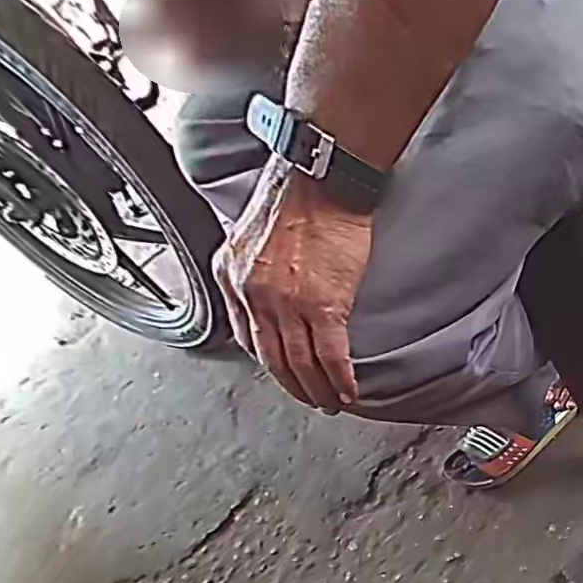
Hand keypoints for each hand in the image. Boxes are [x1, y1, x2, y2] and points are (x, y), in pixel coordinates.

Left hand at [216, 159, 371, 410]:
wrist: (323, 180)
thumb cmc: (298, 200)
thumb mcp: (255, 235)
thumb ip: (254, 271)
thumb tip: (272, 297)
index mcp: (232, 275)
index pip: (248, 338)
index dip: (271, 366)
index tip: (288, 378)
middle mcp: (253, 292)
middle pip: (273, 359)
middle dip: (295, 388)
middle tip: (313, 401)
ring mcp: (286, 301)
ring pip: (300, 364)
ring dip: (319, 390)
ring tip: (333, 402)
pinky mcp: (323, 304)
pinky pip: (330, 356)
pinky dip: (341, 380)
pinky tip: (349, 392)